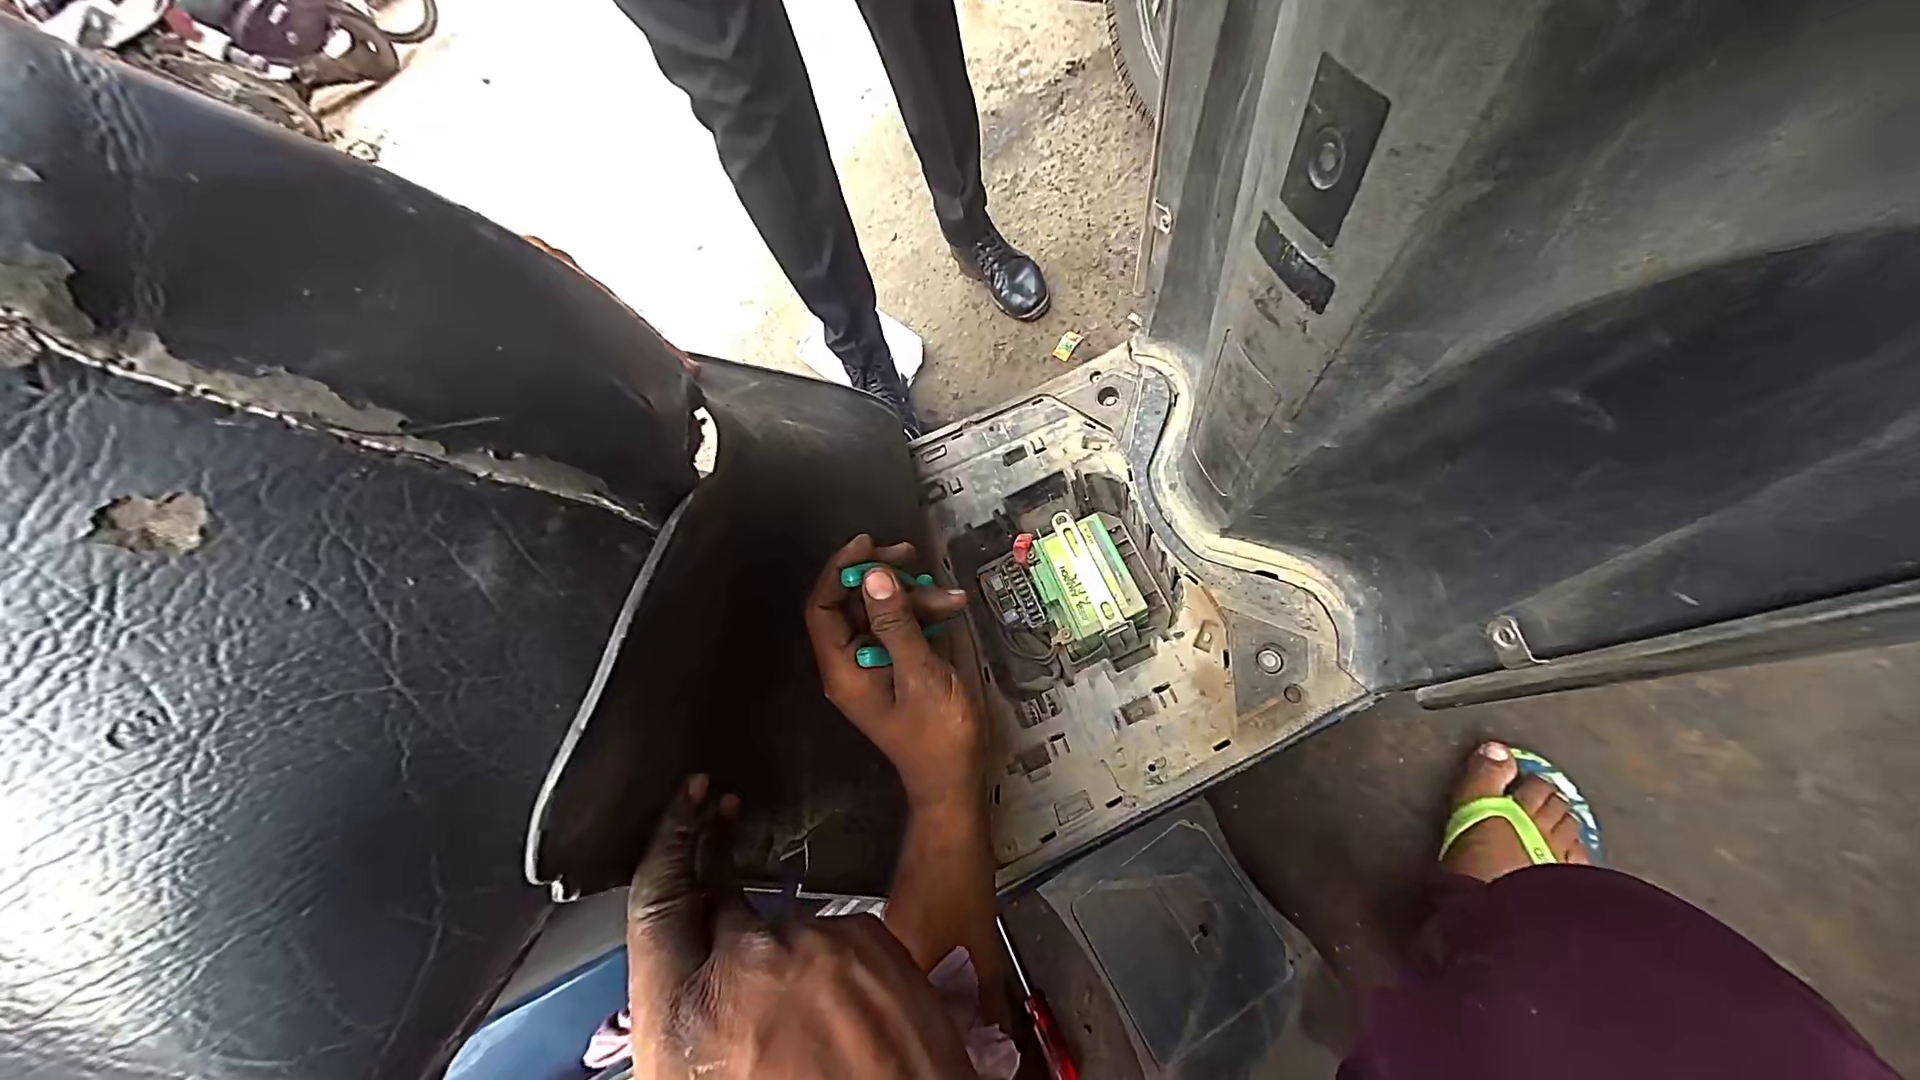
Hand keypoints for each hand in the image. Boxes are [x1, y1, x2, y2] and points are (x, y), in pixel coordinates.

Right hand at [626, 776, 972, 1079]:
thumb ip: (690, 1021)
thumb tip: (695, 983)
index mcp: (690, 1016)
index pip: (661, 900)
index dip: (672, 837)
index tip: (691, 797)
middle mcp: (750, 962)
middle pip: (727, 901)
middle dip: (723, 881)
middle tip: (725, 835)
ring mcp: (816, 938)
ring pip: (790, 929)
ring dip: (790, 958)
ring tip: (813, 1019)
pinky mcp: (868, 931)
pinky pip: (837, 934)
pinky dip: (837, 961)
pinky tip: (850, 1008)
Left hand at [804, 535, 983, 811]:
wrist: (956, 779)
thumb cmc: (938, 734)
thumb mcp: (920, 674)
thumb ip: (896, 624)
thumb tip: (874, 575)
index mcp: (843, 667)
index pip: (823, 606)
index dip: (840, 570)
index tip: (868, 544)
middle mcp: (850, 661)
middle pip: (852, 603)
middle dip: (882, 577)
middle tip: (910, 554)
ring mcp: (873, 662)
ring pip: (881, 611)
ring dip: (913, 596)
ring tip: (950, 595)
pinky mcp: (895, 665)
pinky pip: (899, 626)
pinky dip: (922, 613)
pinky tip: (950, 606)